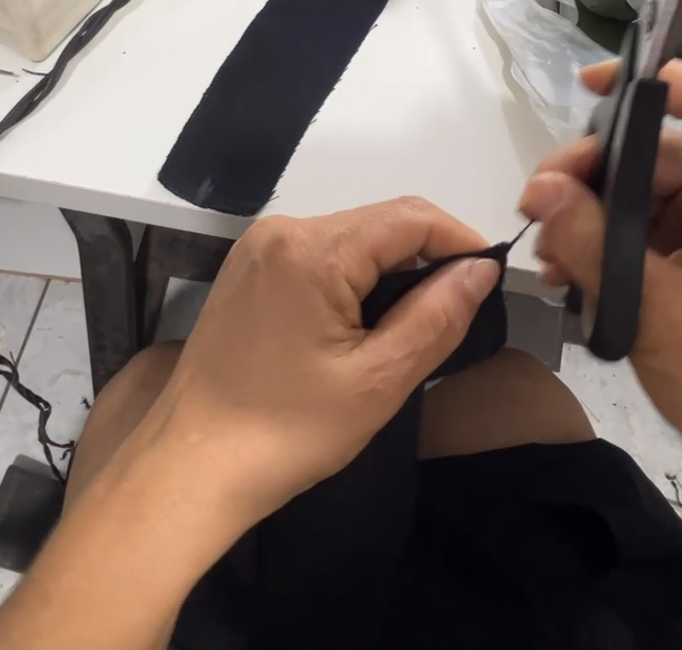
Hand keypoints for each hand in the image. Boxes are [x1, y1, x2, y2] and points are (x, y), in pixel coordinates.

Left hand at [135, 198, 498, 525]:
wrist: (192, 465)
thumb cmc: (287, 431)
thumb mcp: (378, 379)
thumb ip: (437, 315)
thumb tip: (481, 269)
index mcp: (312, 249)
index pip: (409, 217)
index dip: (459, 240)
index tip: (490, 278)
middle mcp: (282, 231)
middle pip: (378, 223)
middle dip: (425, 257)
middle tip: (454, 311)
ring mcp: (259, 248)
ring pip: (350, 237)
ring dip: (390, 269)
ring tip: (412, 322)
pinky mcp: (248, 269)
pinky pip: (319, 253)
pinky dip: (353, 276)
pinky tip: (362, 320)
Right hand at [517, 61, 681, 494]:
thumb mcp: (651, 305)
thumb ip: (590, 238)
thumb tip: (539, 186)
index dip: (661, 81)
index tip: (589, 87)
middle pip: (663, 147)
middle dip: (594, 167)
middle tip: (537, 200)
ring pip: (644, 187)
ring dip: (590, 209)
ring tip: (546, 245)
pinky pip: (644, 225)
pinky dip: (602, 237)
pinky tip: (565, 265)